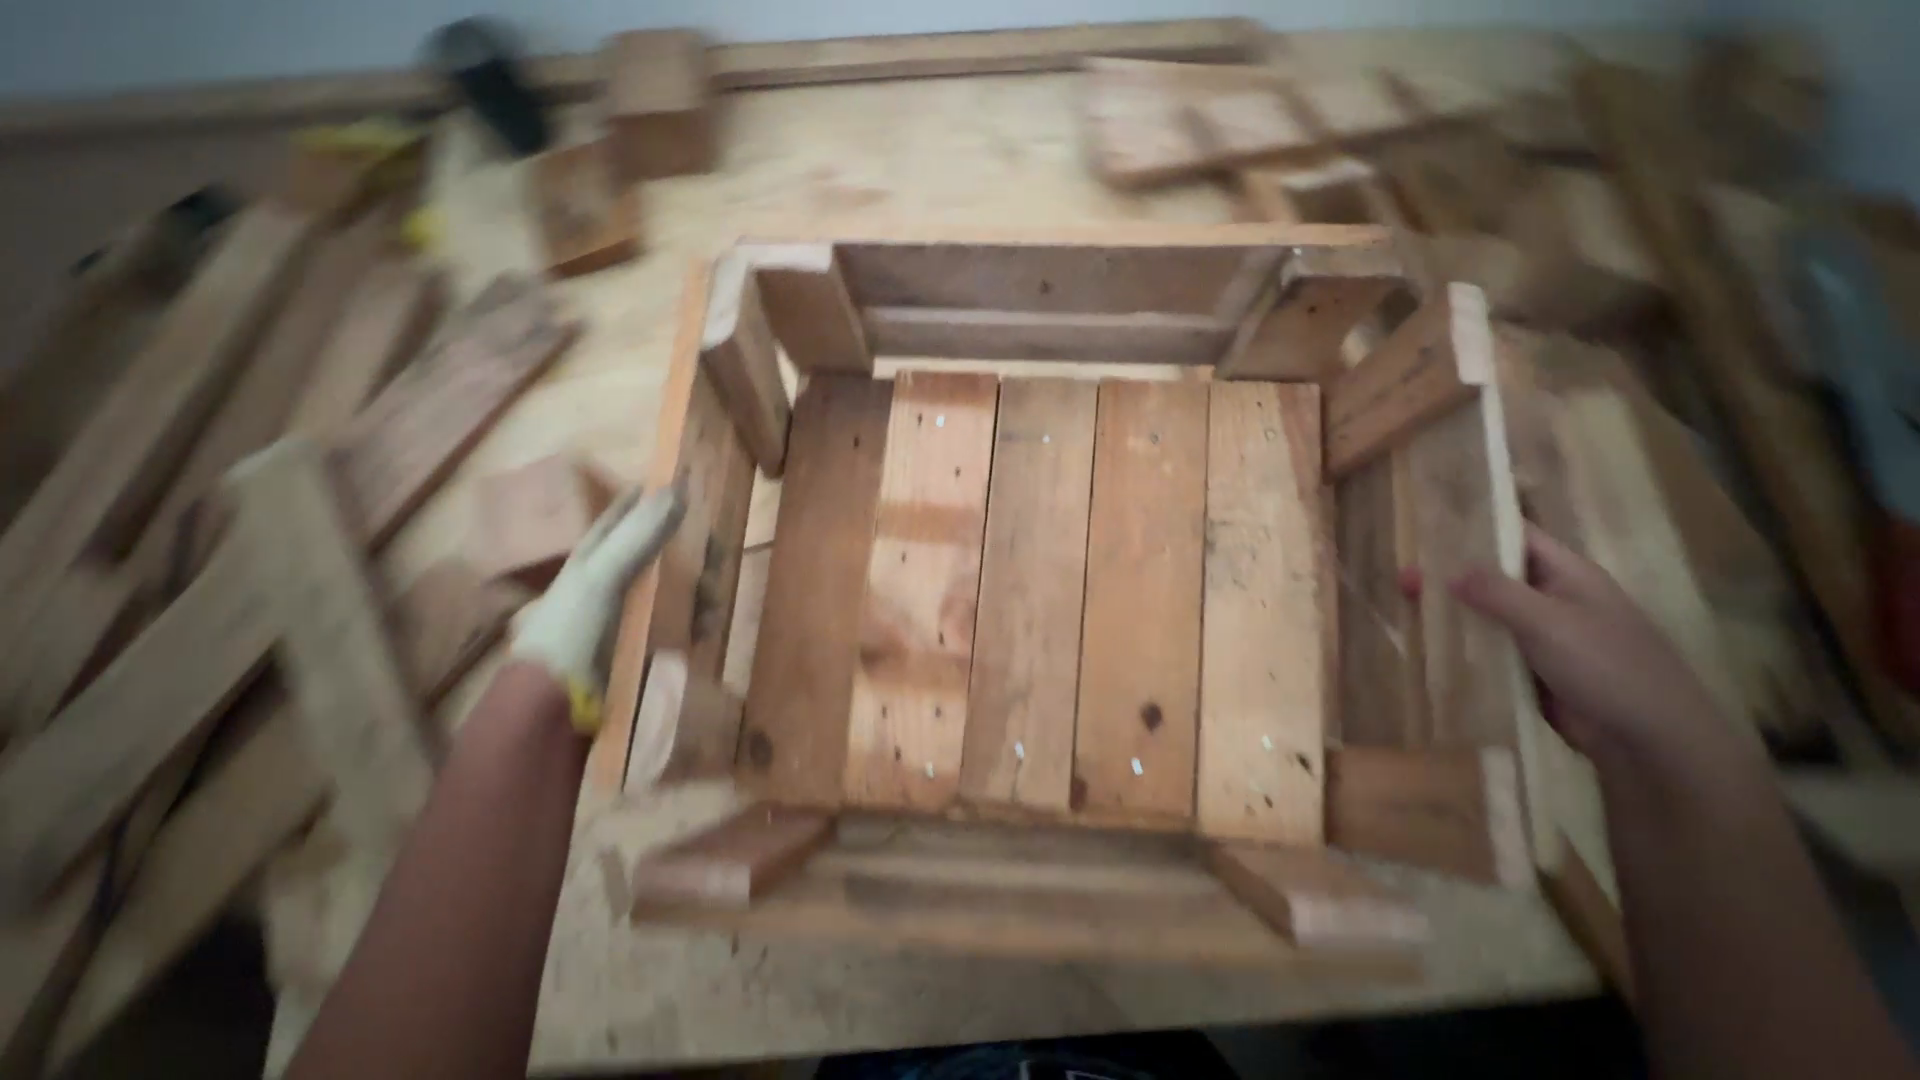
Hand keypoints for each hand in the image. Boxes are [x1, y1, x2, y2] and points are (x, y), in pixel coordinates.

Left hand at [510, 484, 685, 714]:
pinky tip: (705, 629)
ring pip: (658, 595)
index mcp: (584, 567)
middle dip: (667, 546)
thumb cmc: (571, 632)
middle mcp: (599, 592)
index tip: (657, 483)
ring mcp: (615, 625)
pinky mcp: (632, 657)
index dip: (631, 504)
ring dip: (687, 591)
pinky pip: (669, 631)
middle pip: (639, 558)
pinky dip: (689, 626)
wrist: (552, 707)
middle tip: (700, 535)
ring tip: (712, 590)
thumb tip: (676, 488)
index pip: (611, 525)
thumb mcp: (603, 576)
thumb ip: (638, 536)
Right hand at [1425, 525, 1724, 762]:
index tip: (1431, 524)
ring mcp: (1544, 636)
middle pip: (1496, 577)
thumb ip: (1497, 592)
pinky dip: (1465, 646)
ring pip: (1490, 615)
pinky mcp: (1534, 670)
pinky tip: (1431, 646)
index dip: (1478, 526)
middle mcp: (1554, 599)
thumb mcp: (1549, 621)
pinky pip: (1492, 650)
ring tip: (1407, 610)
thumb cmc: (1606, 665)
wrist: (1647, 738)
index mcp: (1568, 575)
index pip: (1517, 536)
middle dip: (1451, 575)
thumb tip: (1449, 569)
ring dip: (1454, 612)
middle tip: (1403, 579)